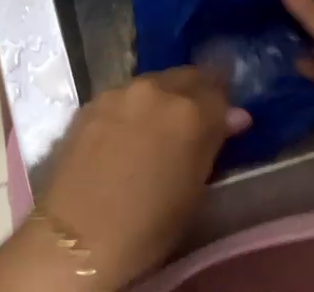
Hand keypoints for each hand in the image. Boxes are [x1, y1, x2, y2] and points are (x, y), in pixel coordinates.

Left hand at [34, 67, 250, 286]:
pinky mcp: (90, 102)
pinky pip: (122, 96)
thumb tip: (235, 116)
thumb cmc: (148, 226)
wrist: (78, 236)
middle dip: (195, 93)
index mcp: (190, 111)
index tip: (225, 120)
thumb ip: (213, 143)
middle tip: (194, 121)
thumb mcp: (194, 191)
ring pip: (152, 84)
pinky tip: (125, 134)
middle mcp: (156, 89)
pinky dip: (132, 109)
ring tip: (156, 130)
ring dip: (161, 99)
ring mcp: (119, 92)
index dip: (224, 107)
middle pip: (186, 77)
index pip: (219, 91)